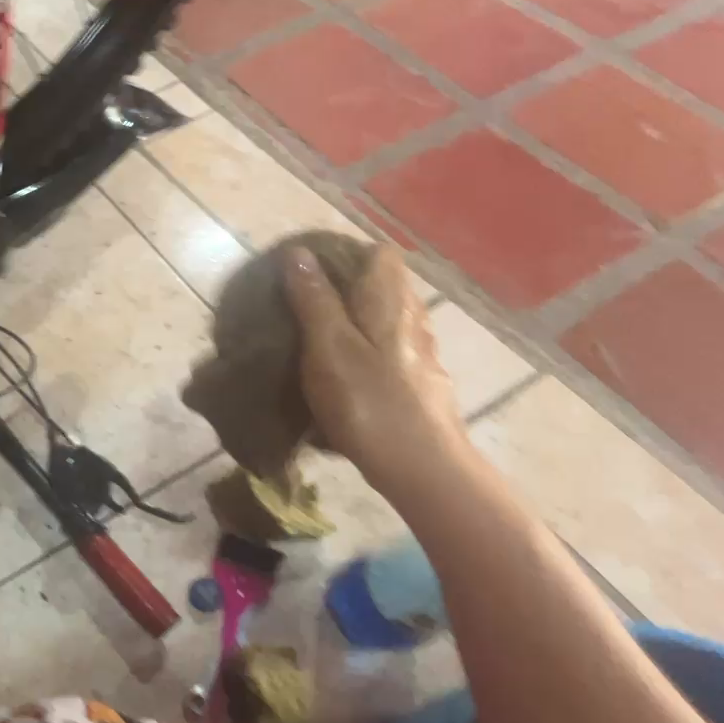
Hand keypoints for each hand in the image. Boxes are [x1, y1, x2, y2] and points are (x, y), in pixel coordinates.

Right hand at [282, 243, 466, 487]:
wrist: (423, 470)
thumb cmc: (369, 402)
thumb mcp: (329, 347)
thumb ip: (315, 300)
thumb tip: (300, 253)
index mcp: (390, 304)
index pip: (381, 255)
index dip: (348, 253)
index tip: (312, 266)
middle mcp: (413, 321)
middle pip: (387, 286)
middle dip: (351, 285)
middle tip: (307, 299)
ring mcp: (422, 356)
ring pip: (390, 320)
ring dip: (360, 319)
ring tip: (321, 334)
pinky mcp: (422, 387)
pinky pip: (392, 351)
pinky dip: (370, 350)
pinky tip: (348, 372)